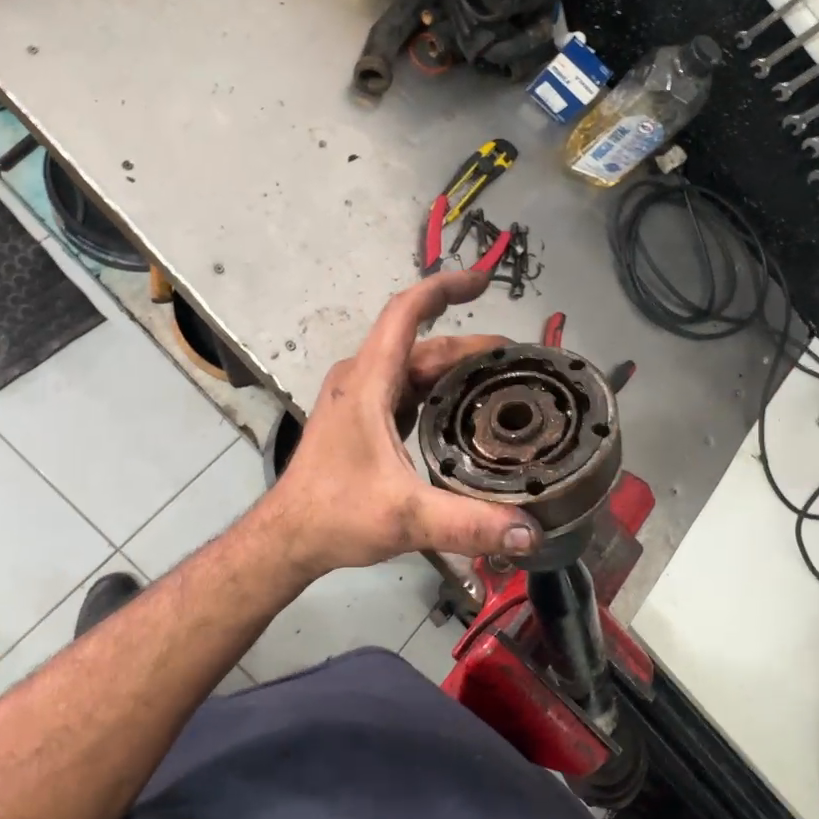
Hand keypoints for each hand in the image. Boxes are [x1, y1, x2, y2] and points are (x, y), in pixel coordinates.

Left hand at [251, 270, 540, 579]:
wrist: (287, 537)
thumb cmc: (334, 515)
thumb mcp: (405, 517)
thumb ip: (468, 524)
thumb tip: (531, 532)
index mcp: (368, 381)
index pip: (406, 312)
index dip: (445, 288)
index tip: (483, 281)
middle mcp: (361, 379)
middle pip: (421, 345)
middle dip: (469, 346)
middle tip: (518, 360)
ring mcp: (359, 398)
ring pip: (413, 367)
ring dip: (453, 368)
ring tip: (500, 380)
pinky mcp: (360, 420)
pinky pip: (404, 389)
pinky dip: (436, 390)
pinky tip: (463, 409)